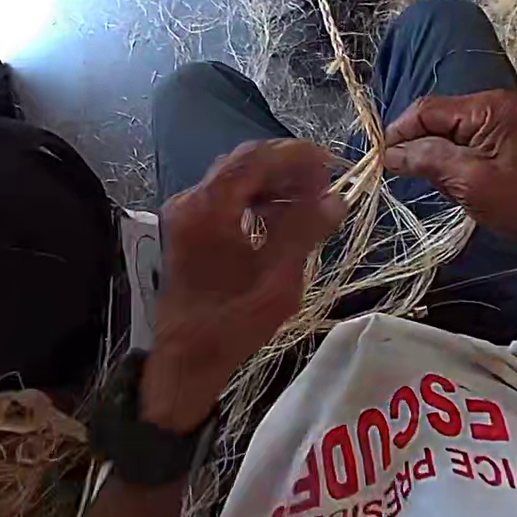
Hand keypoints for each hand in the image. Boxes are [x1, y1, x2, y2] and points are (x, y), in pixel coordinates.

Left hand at [145, 140, 346, 432]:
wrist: (180, 360)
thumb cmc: (228, 325)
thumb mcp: (276, 281)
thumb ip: (304, 233)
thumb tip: (335, 199)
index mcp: (208, 208)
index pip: (254, 159)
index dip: (295, 155)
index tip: (328, 162)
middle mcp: (190, 200)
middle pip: (243, 165)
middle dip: (286, 168)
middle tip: (322, 184)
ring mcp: (185, 213)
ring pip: (234, 180)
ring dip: (272, 183)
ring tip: (308, 200)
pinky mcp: (187, 228)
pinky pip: (225, 199)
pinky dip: (255, 199)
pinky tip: (280, 216)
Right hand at [381, 90, 516, 245]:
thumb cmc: (516, 202)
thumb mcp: (467, 179)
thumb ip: (425, 158)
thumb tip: (386, 153)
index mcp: (486, 108)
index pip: (426, 110)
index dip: (399, 133)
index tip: (382, 161)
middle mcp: (487, 104)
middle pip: (430, 118)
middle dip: (415, 146)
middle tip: (409, 175)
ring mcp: (489, 120)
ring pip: (437, 131)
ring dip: (428, 156)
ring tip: (439, 181)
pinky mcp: (488, 136)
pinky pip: (450, 141)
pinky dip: (441, 160)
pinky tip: (449, 179)